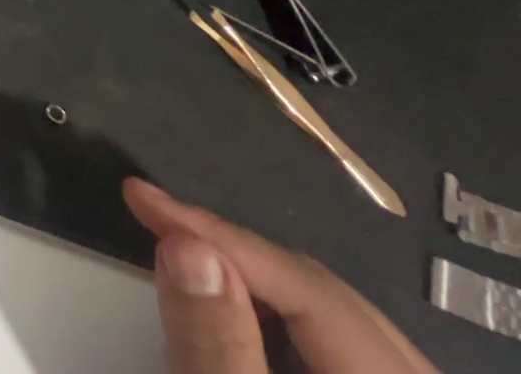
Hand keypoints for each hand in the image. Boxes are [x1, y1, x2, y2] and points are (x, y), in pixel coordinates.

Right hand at [124, 179, 438, 373]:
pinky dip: (260, 306)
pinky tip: (220, 303)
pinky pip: (321, 332)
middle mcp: (410, 373)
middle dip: (226, 248)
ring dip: (239, 274)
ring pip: (319, 307)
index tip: (138, 194)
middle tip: (150, 215)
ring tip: (174, 251)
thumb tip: (184, 245)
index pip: (303, 282)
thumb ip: (216, 338)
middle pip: (316, 288)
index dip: (215, 232)